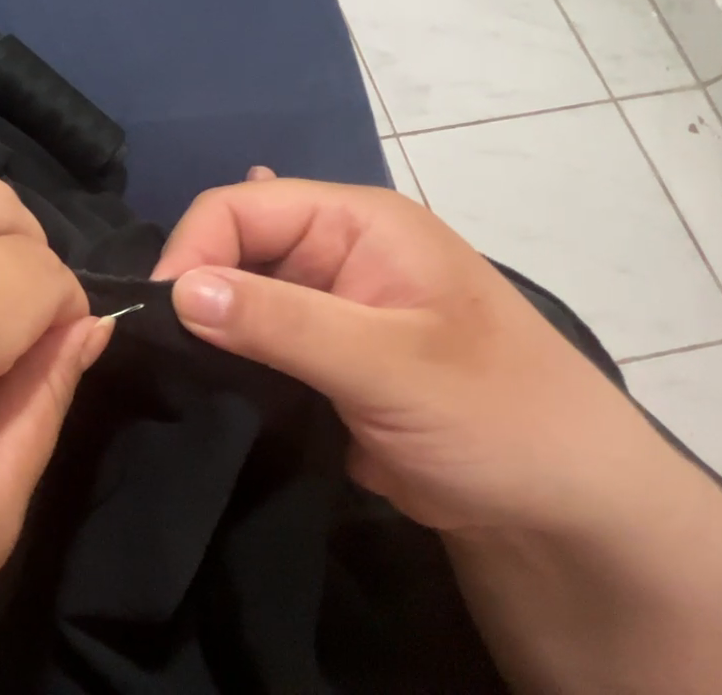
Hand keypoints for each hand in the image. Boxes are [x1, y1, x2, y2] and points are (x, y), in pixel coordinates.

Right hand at [150, 172, 707, 538]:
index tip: (162, 319)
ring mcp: (323, 305)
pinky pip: (249, 340)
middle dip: (192, 290)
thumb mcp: (392, 366)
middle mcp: (333, 250)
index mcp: (357, 222)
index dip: (193, 250)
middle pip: (229, 245)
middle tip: (162, 353)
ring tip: (175, 371)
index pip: (239, 207)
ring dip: (204, 328)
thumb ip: (284, 323)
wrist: (559, 514)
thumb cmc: (498, 417)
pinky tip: (201, 379)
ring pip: (232, 295)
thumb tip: (178, 290)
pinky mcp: (313, 355)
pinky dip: (222, 357)